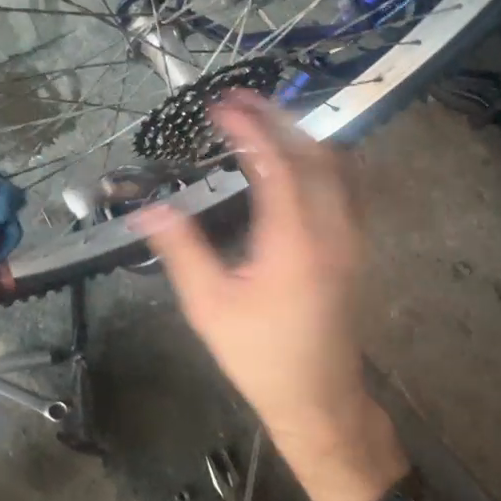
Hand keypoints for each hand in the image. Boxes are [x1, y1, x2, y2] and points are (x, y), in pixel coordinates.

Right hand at [131, 91, 403, 500]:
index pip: (275, 164)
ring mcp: (351, 238)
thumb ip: (181, 250)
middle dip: (276, 118)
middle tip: (239, 100)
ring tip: (263, 118)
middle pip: (313, 153)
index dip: (248, 128)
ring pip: (337, 165)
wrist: (319, 401)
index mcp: (294, 242)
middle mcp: (332, 230)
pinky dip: (319, 158)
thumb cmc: (260, 356)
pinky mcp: (355, 247)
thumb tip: (146, 209)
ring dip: (300, 134)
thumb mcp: (208, 306)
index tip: (219, 106)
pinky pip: (345, 184)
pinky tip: (297, 158)